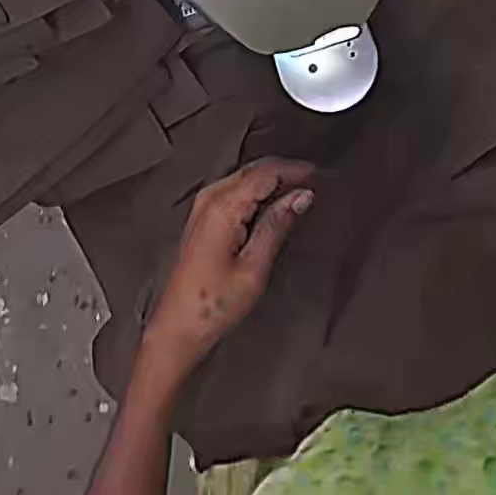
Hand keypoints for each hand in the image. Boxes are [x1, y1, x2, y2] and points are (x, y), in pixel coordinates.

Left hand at [142, 158, 315, 368]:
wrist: (177, 325)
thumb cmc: (213, 303)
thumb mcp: (254, 267)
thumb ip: (277, 224)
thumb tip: (300, 196)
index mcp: (222, 207)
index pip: (266, 172)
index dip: (294, 170)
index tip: (318, 175)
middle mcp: (210, 198)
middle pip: (255, 169)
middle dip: (286, 171)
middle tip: (313, 182)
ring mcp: (203, 204)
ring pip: (246, 176)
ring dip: (273, 179)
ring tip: (299, 191)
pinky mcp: (202, 214)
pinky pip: (236, 188)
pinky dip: (258, 189)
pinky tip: (273, 202)